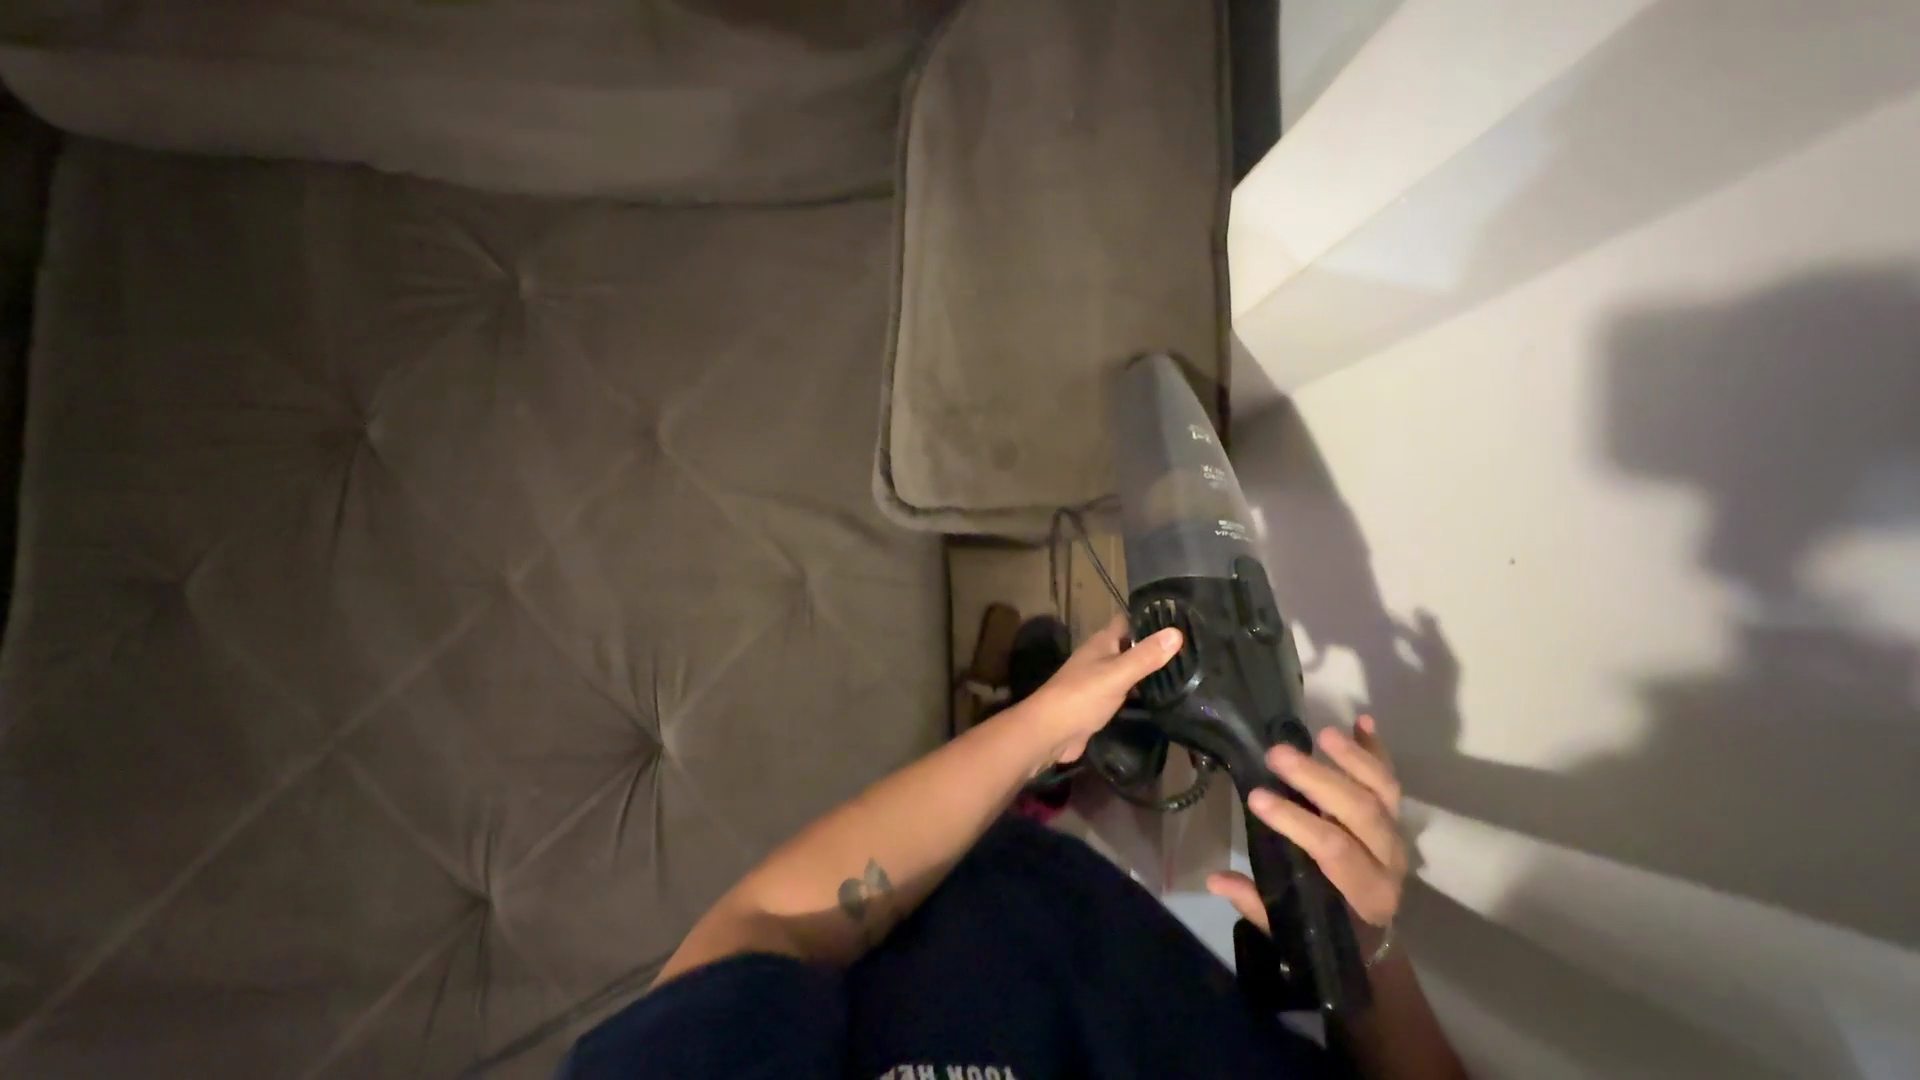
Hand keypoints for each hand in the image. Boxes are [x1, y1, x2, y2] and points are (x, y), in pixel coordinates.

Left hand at [1014, 614, 1181, 764]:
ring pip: (1128, 669)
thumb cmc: (1082, 696)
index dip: (1150, 618)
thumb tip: (1177, 632)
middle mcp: (1099, 657)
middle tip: (1191, 648)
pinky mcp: (1100, 703)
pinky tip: (1163, 696)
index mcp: (1101, 643)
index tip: (1181, 618)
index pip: (1128, 621)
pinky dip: (1141, 691)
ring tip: (1185, 670)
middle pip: (1130, 645)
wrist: (1051, 732)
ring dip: (1149, 670)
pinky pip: (1125, 691)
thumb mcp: (1117, 673)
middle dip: (1154, 646)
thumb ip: (1145, 656)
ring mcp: (1098, 680)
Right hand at [1207, 715, 1405, 929]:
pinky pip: (1390, 779)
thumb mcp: (1290, 926)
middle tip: (1279, 754)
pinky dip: (1376, 750)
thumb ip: (1255, 902)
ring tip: (1322, 733)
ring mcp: (1395, 834)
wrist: (1375, 936)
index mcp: (1364, 892)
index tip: (1257, 798)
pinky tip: (1361, 721)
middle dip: (1320, 780)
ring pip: (1382, 792)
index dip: (1298, 823)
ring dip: (1354, 759)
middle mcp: (1387, 860)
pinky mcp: (1394, 817)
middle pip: (1362, 813)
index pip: (1335, 851)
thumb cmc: (1327, 927)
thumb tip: (1214, 879)